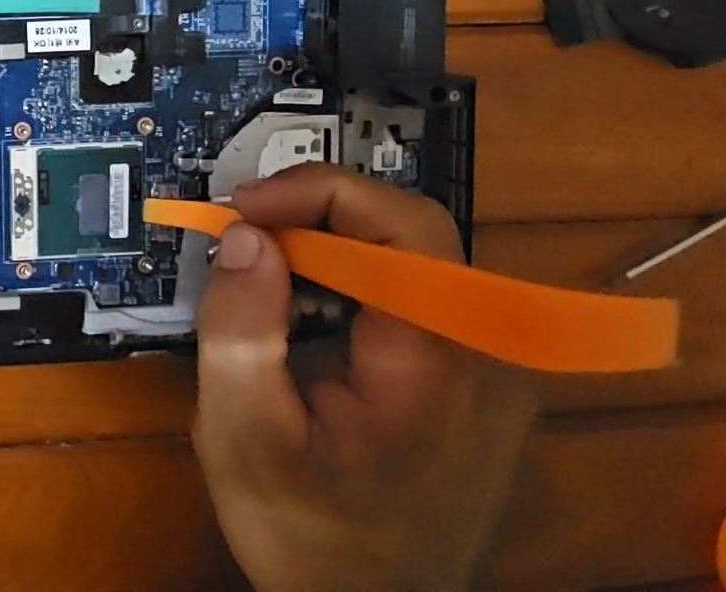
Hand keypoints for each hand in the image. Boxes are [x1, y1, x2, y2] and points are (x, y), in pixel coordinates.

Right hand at [195, 163, 537, 591]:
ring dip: (321, 245)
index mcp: (442, 362)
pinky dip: (339, 279)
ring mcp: (481, 366)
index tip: (244, 208)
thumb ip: (241, 330)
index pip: (406, 226)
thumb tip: (246, 237)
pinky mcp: (460, 377)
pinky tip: (294, 306)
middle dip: (314, 214)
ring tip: (255, 267)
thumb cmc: (307, 533)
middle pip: (407, 233)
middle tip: (242, 231)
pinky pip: (402, 293)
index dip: (321, 193)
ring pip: (402, 258)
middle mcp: (484, 353)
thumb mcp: (245, 434)